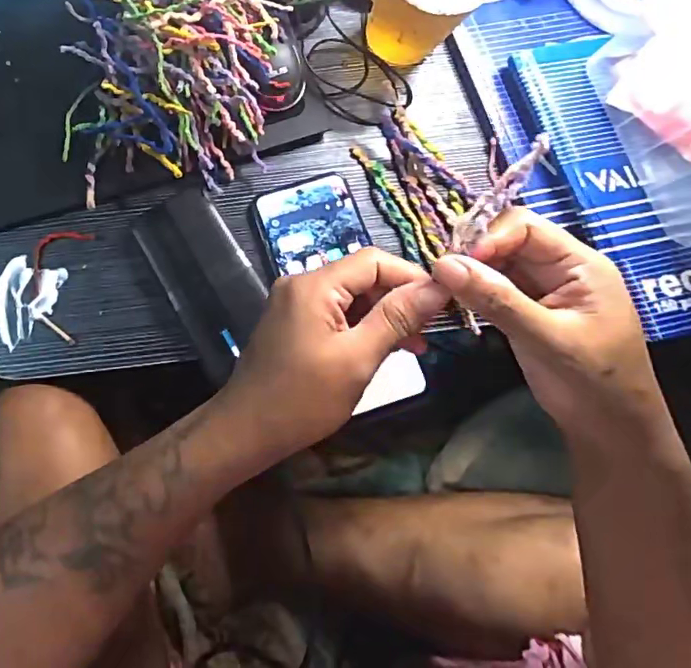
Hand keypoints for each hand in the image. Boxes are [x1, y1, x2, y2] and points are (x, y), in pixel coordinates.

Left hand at [219, 247, 450, 457]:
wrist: (247, 429)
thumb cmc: (304, 398)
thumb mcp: (358, 359)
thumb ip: (396, 318)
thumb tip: (437, 287)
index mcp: (314, 284)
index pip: (372, 260)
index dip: (411, 276)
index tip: (444, 302)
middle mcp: (301, 283)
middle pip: (361, 275)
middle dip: (399, 298)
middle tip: (433, 330)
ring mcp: (295, 302)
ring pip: (351, 295)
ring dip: (383, 315)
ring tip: (417, 346)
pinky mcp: (294, 321)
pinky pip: (336, 311)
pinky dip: (362, 325)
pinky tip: (386, 348)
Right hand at [431, 209, 665, 444]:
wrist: (615, 436)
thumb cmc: (595, 386)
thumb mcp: (545, 340)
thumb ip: (496, 300)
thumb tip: (444, 264)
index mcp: (581, 264)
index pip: (526, 226)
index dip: (489, 236)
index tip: (458, 261)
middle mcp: (562, 267)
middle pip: (508, 238)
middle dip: (474, 251)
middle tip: (443, 272)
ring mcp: (544, 287)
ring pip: (498, 261)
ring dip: (471, 270)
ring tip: (444, 286)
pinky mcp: (529, 306)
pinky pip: (495, 283)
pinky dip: (474, 288)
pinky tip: (455, 297)